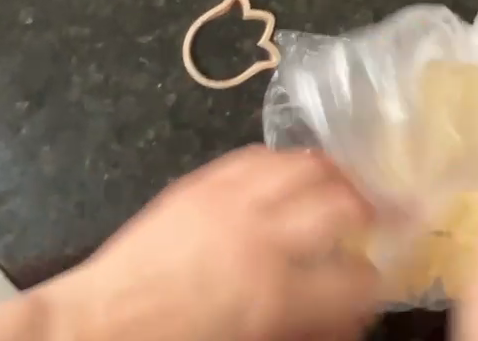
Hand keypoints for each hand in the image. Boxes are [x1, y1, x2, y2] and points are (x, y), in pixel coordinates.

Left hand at [39, 146, 377, 340]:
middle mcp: (263, 236)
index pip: (354, 278)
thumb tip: (348, 318)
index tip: (386, 276)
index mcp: (272, 295)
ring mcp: (233, 199)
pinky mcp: (206, 181)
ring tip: (347, 185)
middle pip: (343, 203)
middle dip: (374, 209)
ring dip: (337, 175)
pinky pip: (261, 155)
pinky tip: (295, 172)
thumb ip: (306, 327)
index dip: (380, 278)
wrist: (90, 330)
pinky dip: (288, 162)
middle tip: (386, 215)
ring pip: (307, 165)